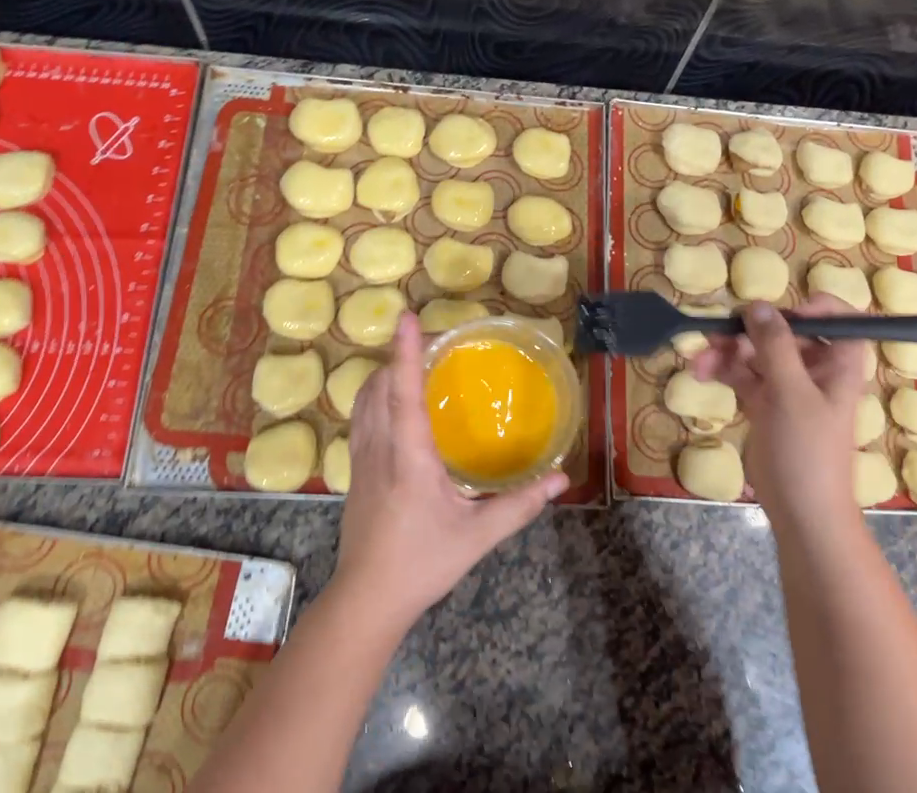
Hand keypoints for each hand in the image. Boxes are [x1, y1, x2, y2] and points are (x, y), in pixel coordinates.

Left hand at [334, 312, 567, 624]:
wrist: (367, 598)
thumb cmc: (422, 563)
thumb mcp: (478, 535)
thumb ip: (520, 504)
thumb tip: (561, 479)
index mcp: (408, 458)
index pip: (404, 393)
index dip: (405, 352)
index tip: (406, 317)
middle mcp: (379, 449)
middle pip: (377, 387)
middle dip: (397, 356)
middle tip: (430, 341)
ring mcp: (360, 460)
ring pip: (362, 402)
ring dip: (382, 375)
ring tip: (412, 365)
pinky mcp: (354, 472)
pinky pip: (360, 419)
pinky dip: (374, 398)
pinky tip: (393, 407)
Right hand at [690, 297, 872, 524]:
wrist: (802, 511)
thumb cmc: (808, 451)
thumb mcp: (792, 394)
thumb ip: (775, 346)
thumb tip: (758, 306)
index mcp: (840, 363)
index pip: (838, 319)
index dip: (810, 309)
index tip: (775, 316)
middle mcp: (817, 369)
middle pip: (784, 332)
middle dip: (748, 332)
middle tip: (717, 336)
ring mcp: (789, 387)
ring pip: (757, 352)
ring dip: (728, 351)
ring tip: (699, 361)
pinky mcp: (766, 404)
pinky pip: (744, 375)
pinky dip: (724, 370)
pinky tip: (701, 373)